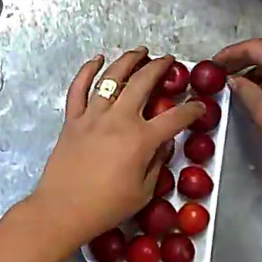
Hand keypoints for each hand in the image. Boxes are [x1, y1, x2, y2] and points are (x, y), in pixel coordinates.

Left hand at [27, 50, 204, 246]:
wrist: (62, 210)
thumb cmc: (105, 207)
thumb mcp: (144, 191)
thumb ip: (157, 163)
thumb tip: (163, 144)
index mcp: (141, 139)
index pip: (175, 118)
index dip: (192, 110)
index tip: (199, 106)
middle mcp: (118, 120)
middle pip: (143, 83)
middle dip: (160, 67)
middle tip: (169, 60)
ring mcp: (93, 117)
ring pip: (111, 78)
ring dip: (128, 60)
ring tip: (140, 51)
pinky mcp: (72, 120)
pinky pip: (78, 89)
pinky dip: (87, 71)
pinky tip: (97, 60)